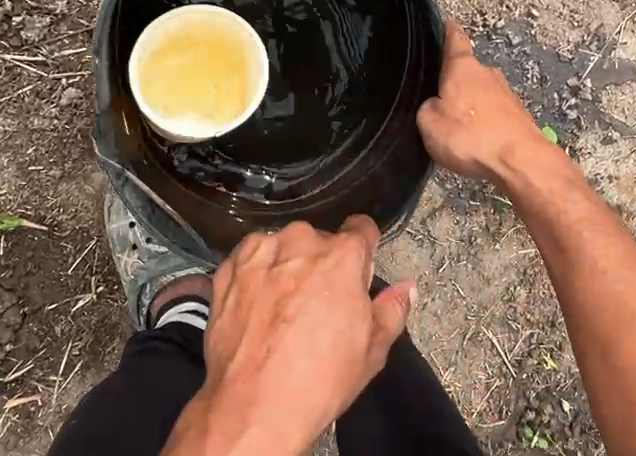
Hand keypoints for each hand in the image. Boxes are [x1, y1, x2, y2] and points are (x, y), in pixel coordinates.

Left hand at [164, 217, 413, 455]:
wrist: (252, 408)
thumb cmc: (318, 381)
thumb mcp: (372, 352)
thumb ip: (391, 310)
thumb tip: (406, 288)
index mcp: (342, 255)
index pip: (362, 228)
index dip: (362, 251)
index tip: (356, 273)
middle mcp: (301, 241)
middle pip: (319, 241)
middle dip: (321, 264)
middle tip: (316, 305)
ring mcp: (261, 252)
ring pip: (283, 247)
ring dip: (286, 266)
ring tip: (282, 309)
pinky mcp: (228, 268)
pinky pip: (249, 259)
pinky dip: (254, 275)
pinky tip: (257, 309)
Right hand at [417, 19, 556, 181]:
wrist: (519, 160)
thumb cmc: (471, 136)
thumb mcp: (430, 124)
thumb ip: (428, 109)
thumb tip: (436, 106)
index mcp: (463, 69)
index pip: (456, 41)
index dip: (451, 32)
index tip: (450, 23)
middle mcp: (487, 75)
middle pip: (469, 71)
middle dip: (458, 82)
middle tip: (444, 97)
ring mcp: (506, 95)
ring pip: (484, 94)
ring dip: (473, 105)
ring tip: (460, 127)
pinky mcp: (519, 116)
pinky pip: (496, 115)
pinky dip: (487, 124)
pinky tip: (479, 142)